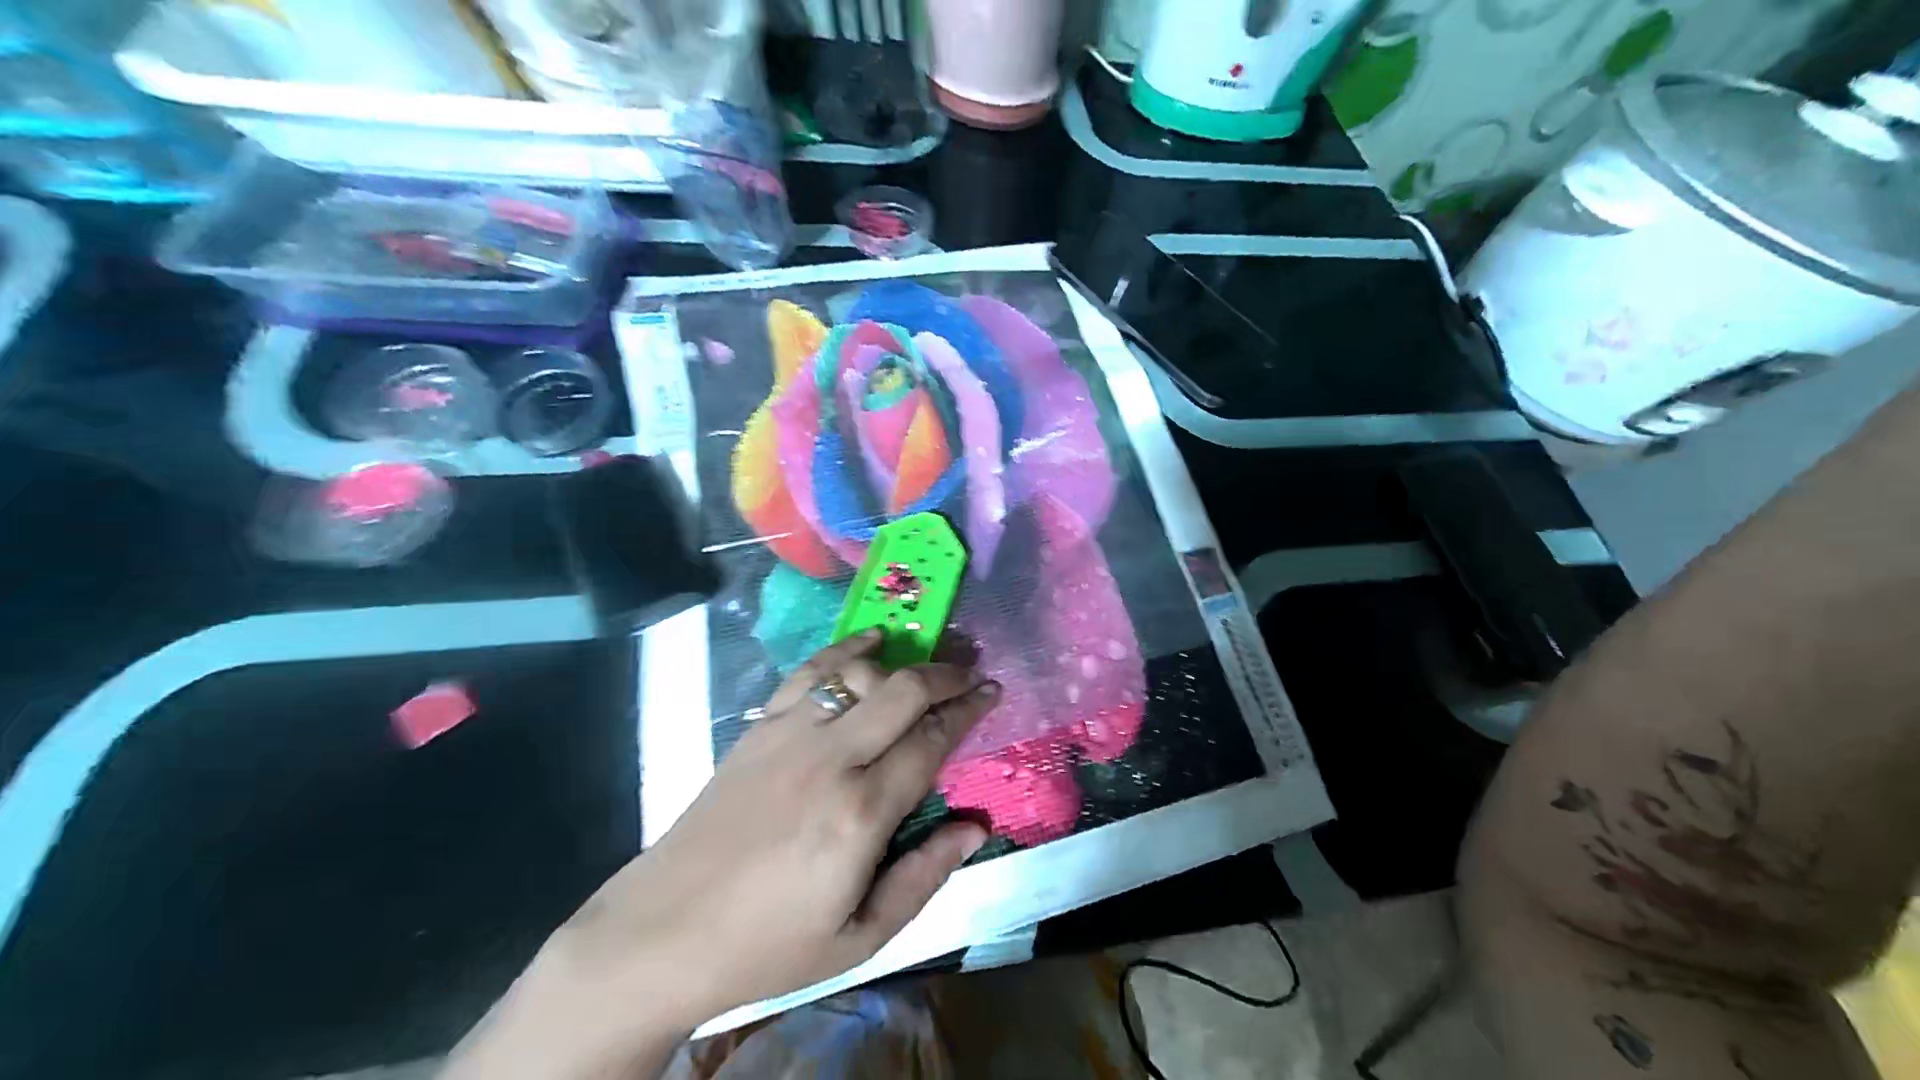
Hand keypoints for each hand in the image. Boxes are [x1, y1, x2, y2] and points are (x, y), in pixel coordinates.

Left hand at [443, 630, 998, 1078]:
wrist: (664, 931)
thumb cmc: (769, 943)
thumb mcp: (861, 935)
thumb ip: (926, 873)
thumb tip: (978, 824)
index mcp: (861, 813)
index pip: (931, 741)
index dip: (969, 712)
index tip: (993, 692)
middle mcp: (829, 759)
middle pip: (901, 692)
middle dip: (946, 674)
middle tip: (973, 667)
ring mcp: (788, 735)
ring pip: (858, 673)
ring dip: (902, 657)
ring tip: (931, 654)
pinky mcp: (759, 729)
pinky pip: (808, 673)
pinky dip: (844, 649)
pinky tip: (868, 642)